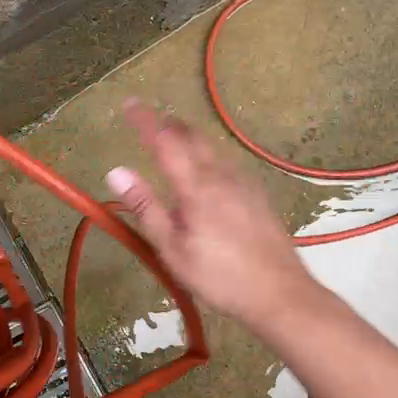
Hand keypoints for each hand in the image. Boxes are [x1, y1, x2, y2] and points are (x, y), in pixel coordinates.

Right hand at [106, 99, 318, 324]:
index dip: (145, 121)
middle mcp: (221, 176)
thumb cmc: (219, 276)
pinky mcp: (257, 195)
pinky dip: (207, 153)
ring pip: (212, 147)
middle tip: (148, 120)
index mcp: (196, 187)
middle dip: (168, 123)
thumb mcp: (172, 249)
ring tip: (172, 138)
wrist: (281, 294)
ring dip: (188, 136)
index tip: (129, 104)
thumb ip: (145, 208)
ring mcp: (244, 183)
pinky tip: (206, 169)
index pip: (164, 142)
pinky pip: (226, 162)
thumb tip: (116, 171)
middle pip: (192, 136)